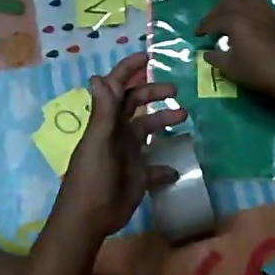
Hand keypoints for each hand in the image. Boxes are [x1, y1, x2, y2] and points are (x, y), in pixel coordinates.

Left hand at [50, 52, 186, 237]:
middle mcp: (118, 132)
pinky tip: (178, 164)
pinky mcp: (139, 176)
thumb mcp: (98, 142)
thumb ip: (102, 112)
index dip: (128, 70)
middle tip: (176, 90)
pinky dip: (167, 164)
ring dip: (164, 119)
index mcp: (106, 121)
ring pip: (148, 129)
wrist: (89, 219)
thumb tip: (98, 76)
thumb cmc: (92, 178)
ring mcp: (128, 153)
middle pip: (136, 104)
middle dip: (154, 92)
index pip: (117, 87)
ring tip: (184, 115)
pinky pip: (156, 166)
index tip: (148, 56)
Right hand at [194, 0, 274, 95]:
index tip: (198, 34)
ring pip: (246, 0)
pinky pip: (260, 7)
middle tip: (212, 24)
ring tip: (230, 19)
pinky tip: (251, 23)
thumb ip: (216, 58)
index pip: (214, 19)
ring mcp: (267, 12)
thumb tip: (208, 53)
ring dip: (235, 8)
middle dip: (217, 11)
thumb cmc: (259, 72)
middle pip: (229, 1)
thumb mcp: (231, 68)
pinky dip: (250, 11)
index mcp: (235, 20)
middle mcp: (250, 10)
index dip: (203, 26)